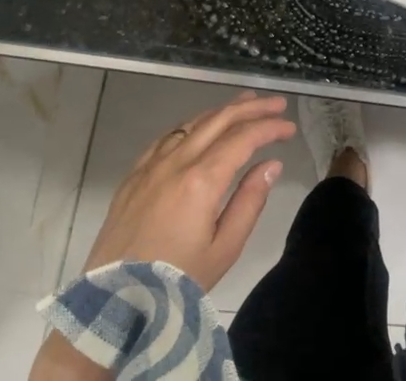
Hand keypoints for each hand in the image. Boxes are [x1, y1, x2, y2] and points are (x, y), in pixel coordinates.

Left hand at [82, 92, 295, 289]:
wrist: (115, 302)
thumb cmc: (177, 279)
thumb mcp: (224, 249)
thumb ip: (250, 202)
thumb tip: (271, 165)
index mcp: (201, 180)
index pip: (243, 138)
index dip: (270, 128)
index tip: (290, 128)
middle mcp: (175, 163)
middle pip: (218, 120)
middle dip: (250, 108)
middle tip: (276, 104)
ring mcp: (150, 167)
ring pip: (191, 124)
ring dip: (221, 111)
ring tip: (245, 104)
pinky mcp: (133, 177)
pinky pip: (166, 138)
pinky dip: (190, 126)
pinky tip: (199, 128)